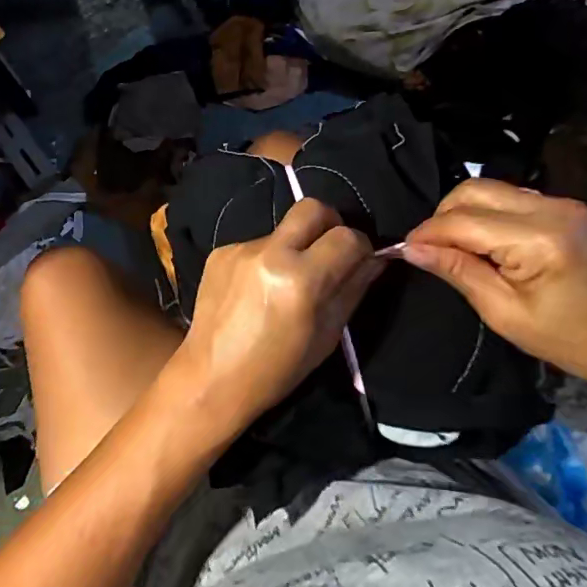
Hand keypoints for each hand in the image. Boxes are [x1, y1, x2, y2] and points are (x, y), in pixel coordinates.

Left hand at [171, 198, 385, 436]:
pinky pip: (257, 245)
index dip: (360, 246)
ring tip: (284, 284)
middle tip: (329, 250)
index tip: (358, 261)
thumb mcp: (326, 336)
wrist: (211, 379)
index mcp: (300, 280)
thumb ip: (352, 289)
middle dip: (330, 223)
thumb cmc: (276, 369)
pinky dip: (266, 260)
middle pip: (312, 207)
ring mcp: (241, 249)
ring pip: (283, 230)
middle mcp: (270, 253)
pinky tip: (257, 291)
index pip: (346, 236)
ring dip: (294, 247)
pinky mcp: (220, 252)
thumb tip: (375, 259)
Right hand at [402, 180, 586, 430]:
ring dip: (465, 213)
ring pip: (492, 189)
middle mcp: (552, 208)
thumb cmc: (573, 341)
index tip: (404, 250)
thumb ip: (458, 272)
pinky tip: (485, 243)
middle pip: (474, 190)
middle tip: (431, 251)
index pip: (464, 220)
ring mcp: (564, 203)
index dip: (427, 233)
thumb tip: (411, 249)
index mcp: (540, 239)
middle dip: (443, 216)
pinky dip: (489, 214)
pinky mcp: (568, 207)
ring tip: (456, 250)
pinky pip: (513, 198)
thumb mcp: (506, 314)